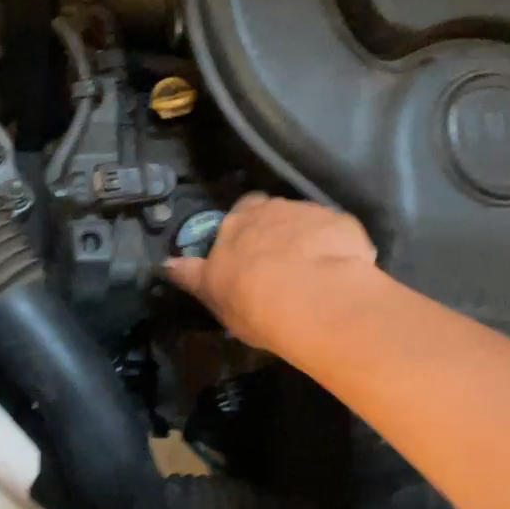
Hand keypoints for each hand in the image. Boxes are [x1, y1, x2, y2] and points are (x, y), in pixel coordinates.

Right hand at [163, 193, 377, 348]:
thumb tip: (166, 264)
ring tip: (315, 272)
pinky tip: (341, 273)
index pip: (238, 214)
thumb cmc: (252, 300)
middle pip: (274, 213)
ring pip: (307, 221)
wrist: (312, 297)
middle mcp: (271, 208)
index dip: (245, 232)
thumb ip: (193, 276)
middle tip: (282, 262)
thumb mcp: (213, 294)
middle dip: (278, 231)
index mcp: (236, 223)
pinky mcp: (343, 222)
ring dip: (309, 239)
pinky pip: (339, 232)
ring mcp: (309, 212)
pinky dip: (339, 247)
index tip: (250, 252)